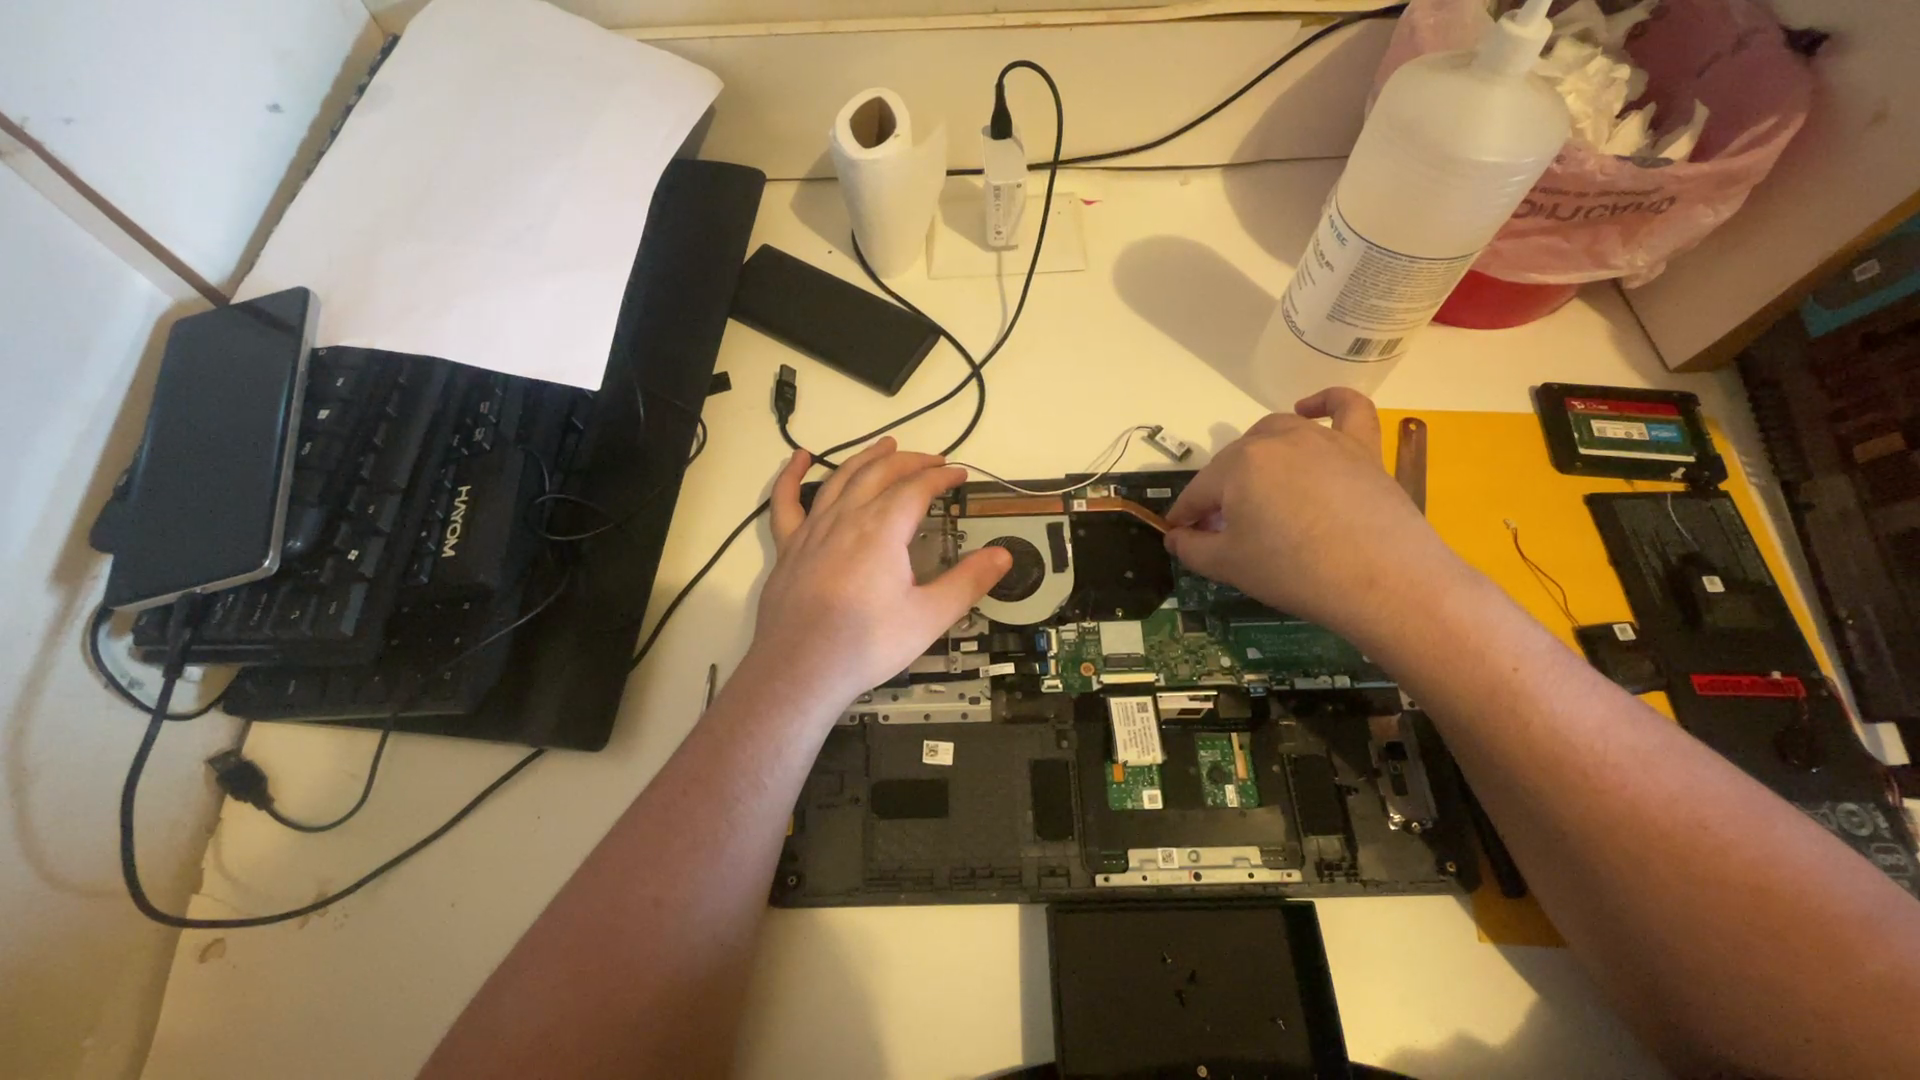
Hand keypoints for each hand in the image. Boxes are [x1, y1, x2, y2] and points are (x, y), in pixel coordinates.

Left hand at [753, 438, 1012, 707]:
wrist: (801, 670)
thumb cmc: (867, 644)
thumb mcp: (929, 616)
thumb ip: (968, 582)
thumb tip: (1003, 554)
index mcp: (883, 528)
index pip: (917, 487)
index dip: (941, 477)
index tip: (960, 475)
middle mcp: (847, 517)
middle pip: (880, 473)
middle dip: (911, 461)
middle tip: (933, 461)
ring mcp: (812, 529)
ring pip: (840, 478)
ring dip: (866, 457)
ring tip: (886, 444)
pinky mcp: (788, 547)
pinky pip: (785, 501)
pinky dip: (791, 475)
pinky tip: (799, 458)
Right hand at [1163, 388, 1455, 639]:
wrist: (1384, 581)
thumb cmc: (1295, 572)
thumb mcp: (1229, 566)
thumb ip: (1192, 548)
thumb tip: (1176, 537)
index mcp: (1238, 465)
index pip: (1199, 491)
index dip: (1185, 516)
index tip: (1180, 535)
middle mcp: (1276, 440)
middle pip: (1234, 462)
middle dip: (1221, 493)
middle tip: (1225, 531)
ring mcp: (1323, 439)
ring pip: (1276, 433)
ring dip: (1257, 458)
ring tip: (1258, 490)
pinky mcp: (1362, 447)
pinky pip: (1346, 409)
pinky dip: (1326, 402)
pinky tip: (1309, 407)